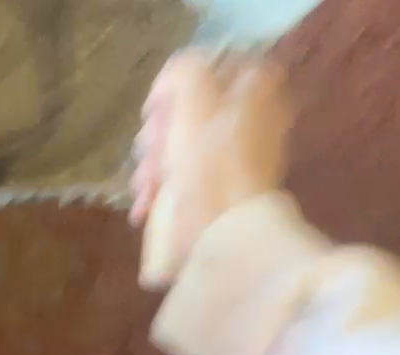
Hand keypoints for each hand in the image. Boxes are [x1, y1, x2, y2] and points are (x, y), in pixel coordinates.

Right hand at [131, 51, 294, 289]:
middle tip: (148, 155)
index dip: (174, 92)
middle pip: (189, 116)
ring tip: (144, 190)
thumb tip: (165, 88)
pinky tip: (146, 208)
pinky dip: (161, 195)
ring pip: (181, 152)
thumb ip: (182, 74)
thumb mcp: (193, 104)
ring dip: (153, 169)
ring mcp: (238, 161)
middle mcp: (253, 120)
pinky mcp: (220, 197)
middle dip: (158, 138)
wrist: (222, 237)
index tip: (154, 115)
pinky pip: (184, 185)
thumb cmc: (209, 169)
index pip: (207, 71)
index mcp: (255, 90)